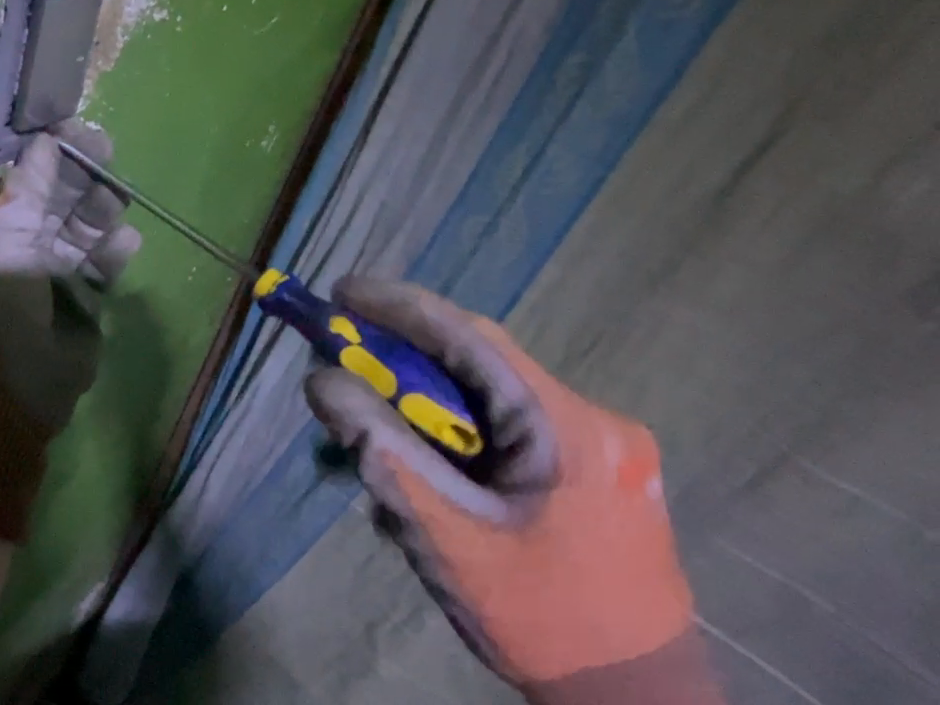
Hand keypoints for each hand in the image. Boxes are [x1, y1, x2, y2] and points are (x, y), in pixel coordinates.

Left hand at [0, 120, 141, 541]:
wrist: (12, 395)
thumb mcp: (3, 246)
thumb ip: (25, 195)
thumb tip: (43, 144)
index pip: (28, 182)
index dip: (51, 156)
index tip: (78, 131)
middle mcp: (27, 248)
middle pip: (60, 201)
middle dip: (82, 175)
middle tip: (108, 149)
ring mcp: (57, 277)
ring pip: (85, 230)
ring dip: (101, 210)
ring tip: (117, 199)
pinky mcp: (84, 305)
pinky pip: (104, 268)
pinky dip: (115, 252)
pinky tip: (127, 240)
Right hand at [305, 278, 717, 701]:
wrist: (635, 702)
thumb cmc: (538, 616)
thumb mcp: (444, 530)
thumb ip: (380, 449)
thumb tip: (320, 379)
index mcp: (568, 428)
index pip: (470, 339)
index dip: (399, 307)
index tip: (340, 293)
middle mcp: (594, 421)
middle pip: (478, 368)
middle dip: (403, 366)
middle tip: (341, 368)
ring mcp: (601, 448)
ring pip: (488, 402)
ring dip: (425, 412)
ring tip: (379, 447)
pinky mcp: (594, 474)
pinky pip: (507, 432)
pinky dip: (456, 441)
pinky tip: (430, 481)